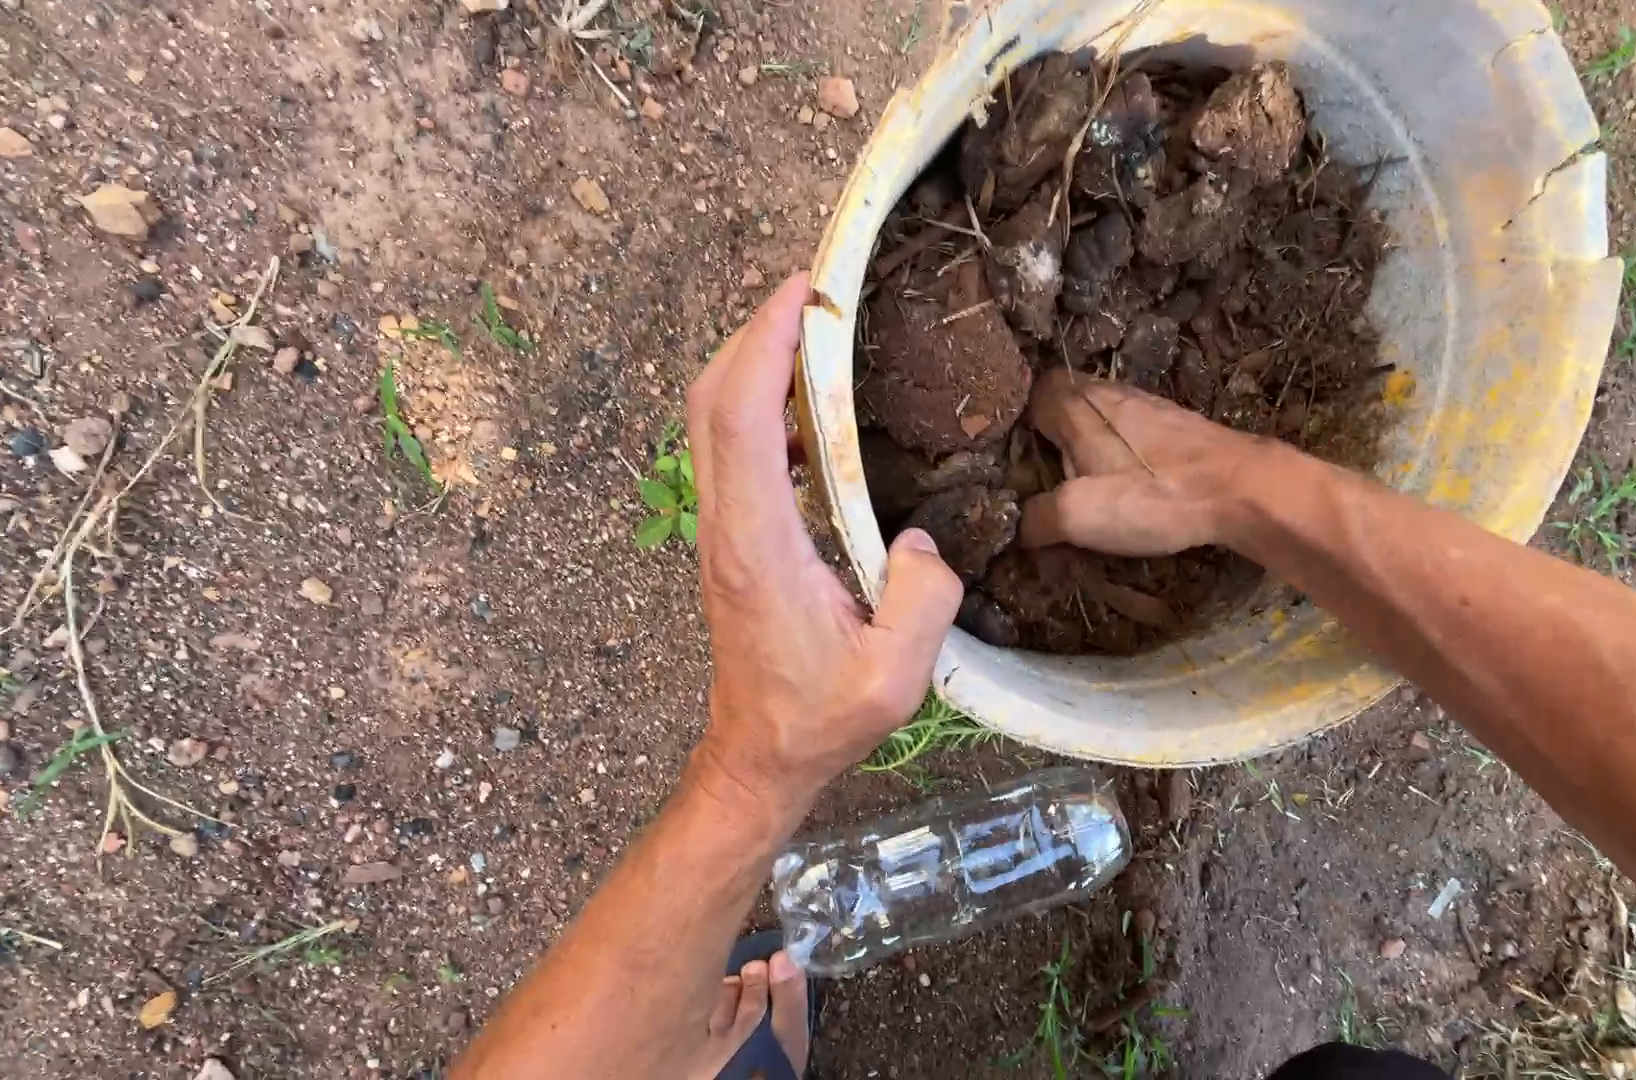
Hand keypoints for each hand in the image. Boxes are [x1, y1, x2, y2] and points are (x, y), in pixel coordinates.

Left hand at [686, 274, 962, 818]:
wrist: (759, 754)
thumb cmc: (820, 720)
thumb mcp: (895, 678)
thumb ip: (923, 601)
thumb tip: (922, 541)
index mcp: (761, 547)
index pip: (745, 418)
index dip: (766, 343)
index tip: (804, 292)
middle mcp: (726, 527)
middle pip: (711, 401)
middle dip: (753, 334)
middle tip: (812, 299)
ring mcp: (720, 531)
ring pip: (713, 421)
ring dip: (752, 366)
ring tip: (811, 341)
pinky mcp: (730, 539)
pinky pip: (731, 450)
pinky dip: (760, 408)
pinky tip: (809, 417)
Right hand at [1021, 368, 1275, 555]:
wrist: (1243, 489)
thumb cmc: (1153, 495)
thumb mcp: (1078, 516)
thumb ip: (1035, 518)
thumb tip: (1017, 527)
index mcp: (1076, 406)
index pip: (1029, 391)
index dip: (1015, 421)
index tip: (1011, 456)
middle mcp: (1108, 393)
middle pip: (1063, 402)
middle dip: (1049, 435)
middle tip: (1043, 476)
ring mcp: (1146, 405)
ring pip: (1098, 417)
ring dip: (1086, 445)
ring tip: (1083, 484)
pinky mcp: (1174, 424)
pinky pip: (1128, 431)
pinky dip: (1118, 452)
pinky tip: (1127, 482)